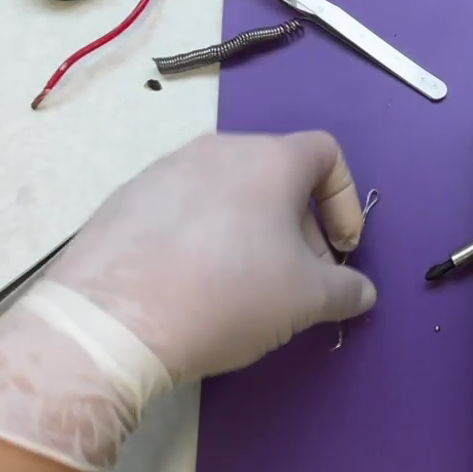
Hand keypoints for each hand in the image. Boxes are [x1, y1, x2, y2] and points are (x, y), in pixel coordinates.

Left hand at [0, 132, 374, 471]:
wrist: (111, 322)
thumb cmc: (230, 293)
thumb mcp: (307, 300)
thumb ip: (346, 289)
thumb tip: (361, 292)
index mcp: (270, 159)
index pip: (328, 153)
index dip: (346, 200)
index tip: (340, 249)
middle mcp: (220, 149)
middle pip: (278, 175)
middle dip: (301, 226)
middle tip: (297, 279)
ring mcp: (166, 169)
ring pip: (230, 190)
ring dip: (253, 230)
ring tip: (244, 282)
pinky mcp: (126, 198)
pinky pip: (184, 207)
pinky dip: (204, 235)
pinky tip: (191, 282)